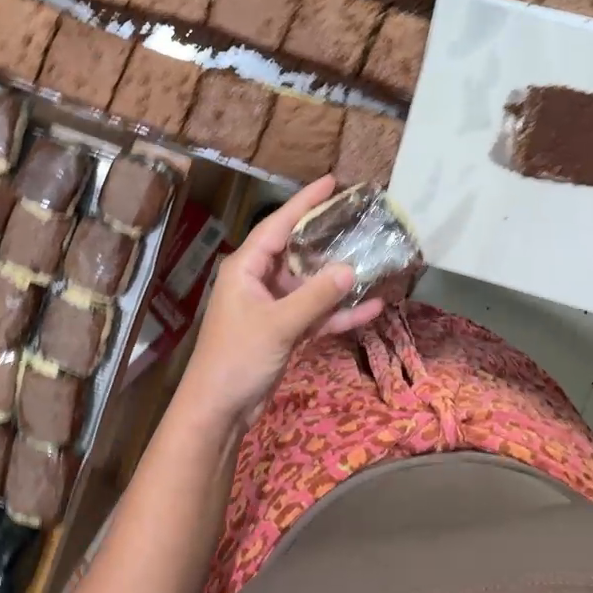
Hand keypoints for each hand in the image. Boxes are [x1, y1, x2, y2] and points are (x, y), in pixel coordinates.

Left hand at [177, 176, 385, 427]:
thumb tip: (350, 269)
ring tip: (375, 260)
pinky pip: (315, 314)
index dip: (304, 202)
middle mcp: (258, 280)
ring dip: (339, 279)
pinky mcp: (283, 331)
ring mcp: (271, 307)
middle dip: (327, 237)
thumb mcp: (278, 324)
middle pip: (297, 251)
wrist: (218, 411)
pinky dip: (338, 313)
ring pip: (310, 284)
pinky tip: (372, 308)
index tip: (331, 182)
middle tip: (360, 218)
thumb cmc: (237, 358)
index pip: (278, 225)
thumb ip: (315, 296)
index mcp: (246, 267)